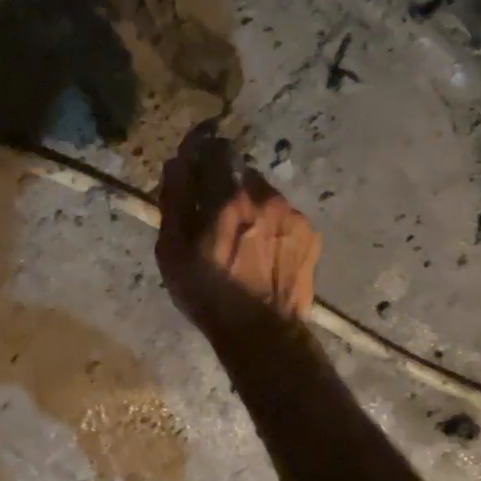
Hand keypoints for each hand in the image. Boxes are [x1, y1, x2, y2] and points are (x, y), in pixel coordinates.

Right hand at [155, 122, 321, 328]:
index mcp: (226, 196)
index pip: (214, 148)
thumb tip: (176, 164)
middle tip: (208, 211)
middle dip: (221, 182)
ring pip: (262, 192)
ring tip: (235, 236)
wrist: (262, 332)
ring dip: (245, 203)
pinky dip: (266, 223)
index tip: (190, 159)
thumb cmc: (207, 293)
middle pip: (238, 170)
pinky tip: (257, 251)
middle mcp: (264, 195)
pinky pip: (281, 215)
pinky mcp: (309, 233)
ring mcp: (291, 214)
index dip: (199, 148)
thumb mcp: (171, 250)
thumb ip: (173, 201)